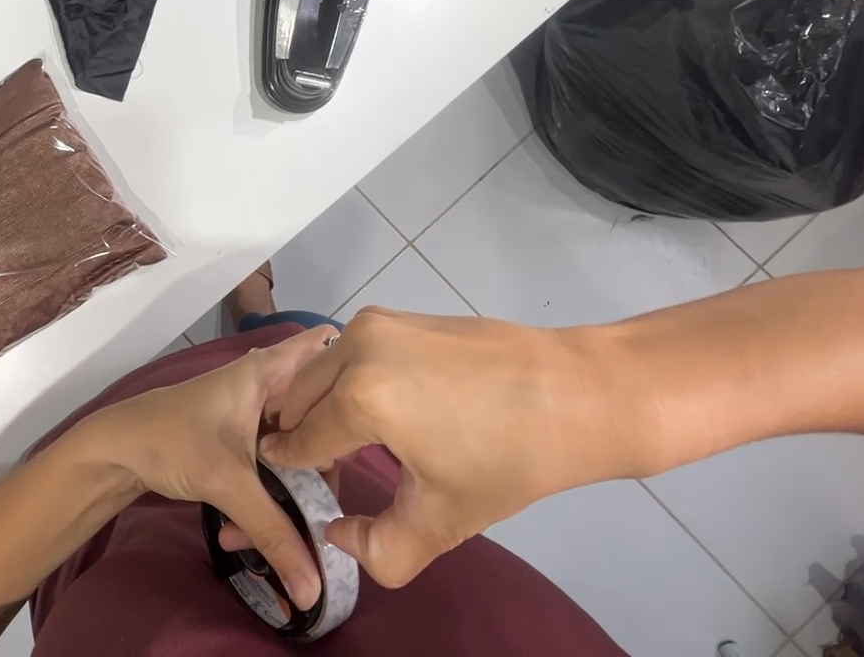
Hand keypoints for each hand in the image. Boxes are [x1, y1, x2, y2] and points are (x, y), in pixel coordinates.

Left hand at [63, 325, 338, 610]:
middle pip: (315, 418)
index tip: (378, 411)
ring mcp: (250, 413)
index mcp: (266, 373)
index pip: (323, 349)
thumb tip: (315, 589)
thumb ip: (276, 533)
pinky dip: (262, 497)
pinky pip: (268, 466)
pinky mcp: (237, 439)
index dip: (352, 372)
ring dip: (283, 498)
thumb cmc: (172, 440)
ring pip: (291, 449)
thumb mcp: (229, 484)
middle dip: (318, 473)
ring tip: (264, 539)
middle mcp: (264, 386)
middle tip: (325, 516)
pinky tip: (240, 535)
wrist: (114, 450)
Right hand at [259, 308, 636, 587]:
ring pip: (317, 369)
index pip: (300, 439)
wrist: (576, 392)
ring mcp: (372, 324)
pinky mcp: (391, 315)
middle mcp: (354, 350)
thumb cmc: (510, 458)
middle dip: (298, 431)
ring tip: (347, 436)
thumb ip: (380, 549)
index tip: (287, 483)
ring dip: (317, 401)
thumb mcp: (445, 518)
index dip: (290, 467)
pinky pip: (344, 350)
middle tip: (322, 465)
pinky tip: (375, 404)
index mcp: (361, 398)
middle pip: (296, 397)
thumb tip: (335, 534)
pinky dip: (342, 377)